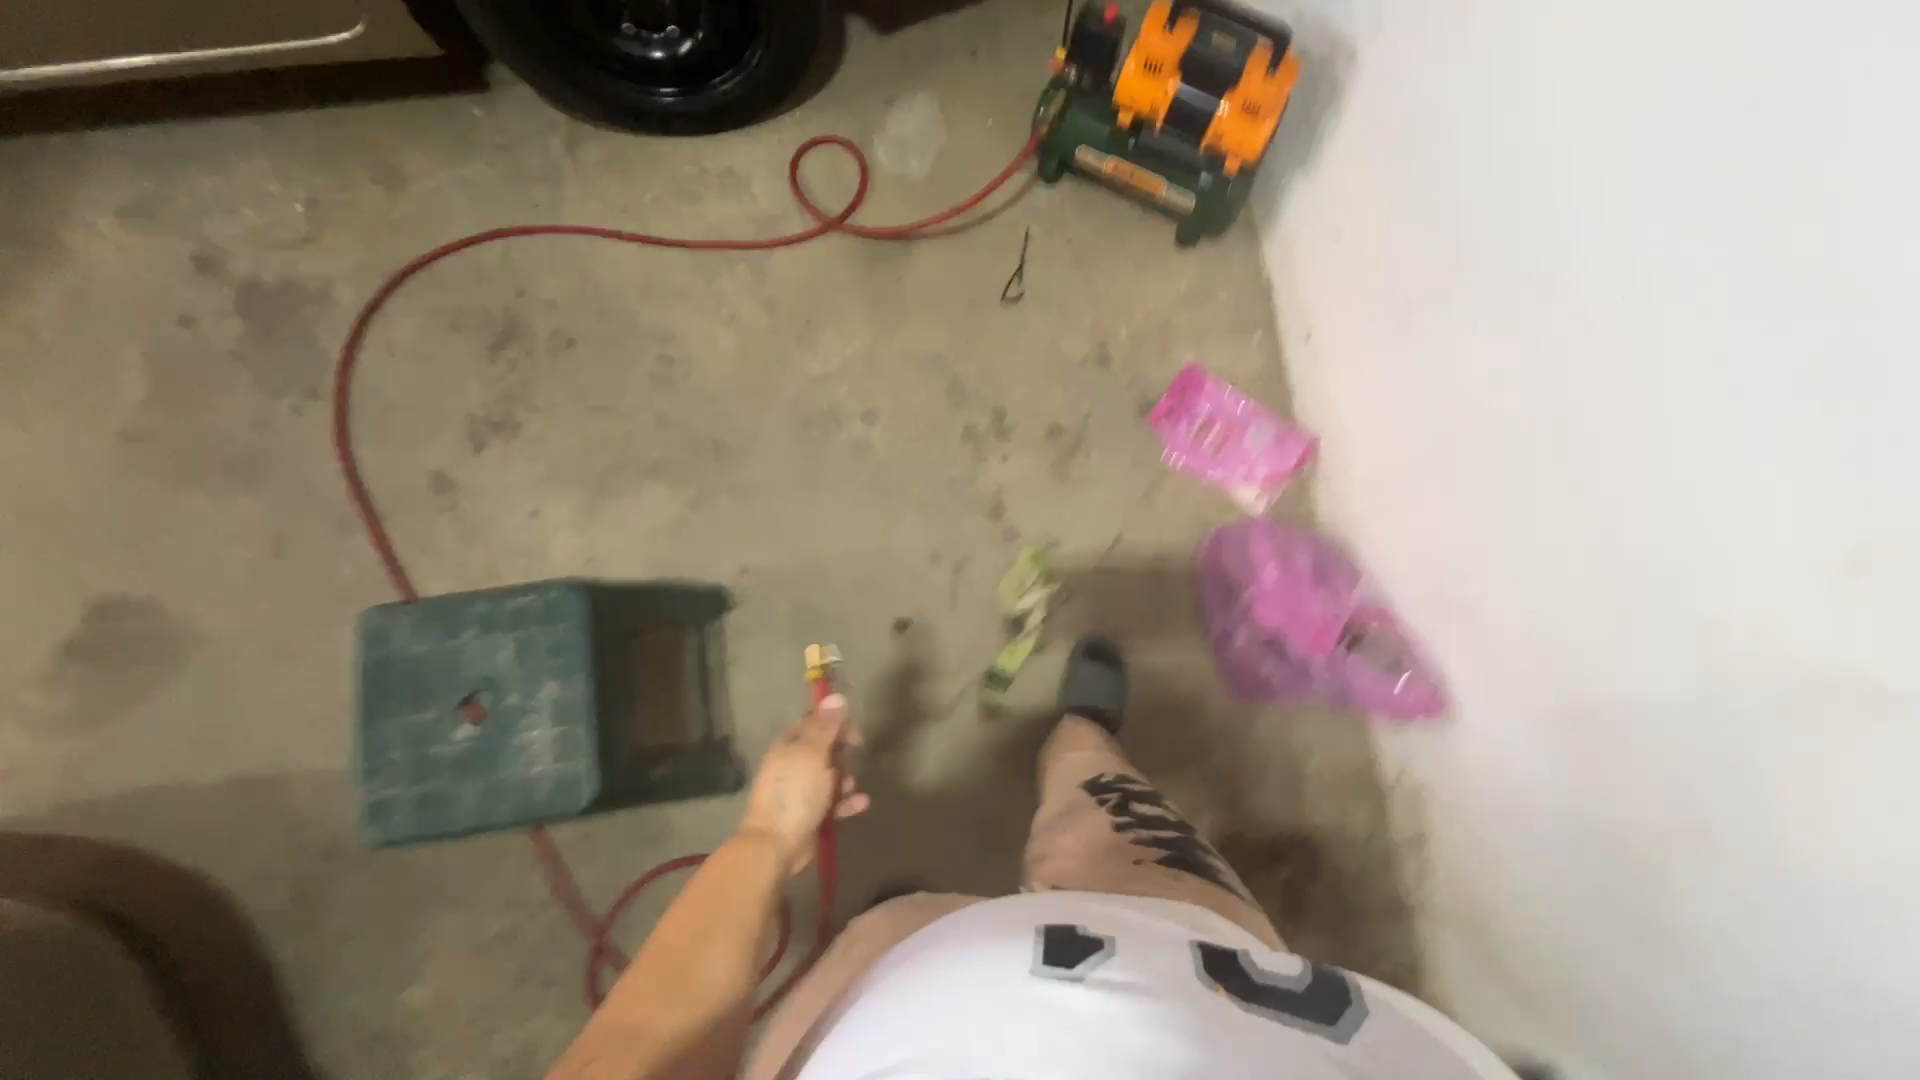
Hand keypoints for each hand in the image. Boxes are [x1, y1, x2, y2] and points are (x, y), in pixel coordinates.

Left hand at [738, 693, 868, 872]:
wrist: (775, 843)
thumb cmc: (794, 793)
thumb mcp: (812, 754)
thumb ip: (825, 726)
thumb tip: (836, 696)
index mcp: (789, 746)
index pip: (815, 723)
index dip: (837, 724)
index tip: (855, 735)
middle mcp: (793, 764)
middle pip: (824, 749)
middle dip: (842, 753)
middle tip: (852, 759)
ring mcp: (800, 791)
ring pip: (830, 777)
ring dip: (845, 780)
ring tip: (849, 788)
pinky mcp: (809, 814)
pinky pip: (833, 802)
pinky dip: (847, 802)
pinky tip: (860, 804)